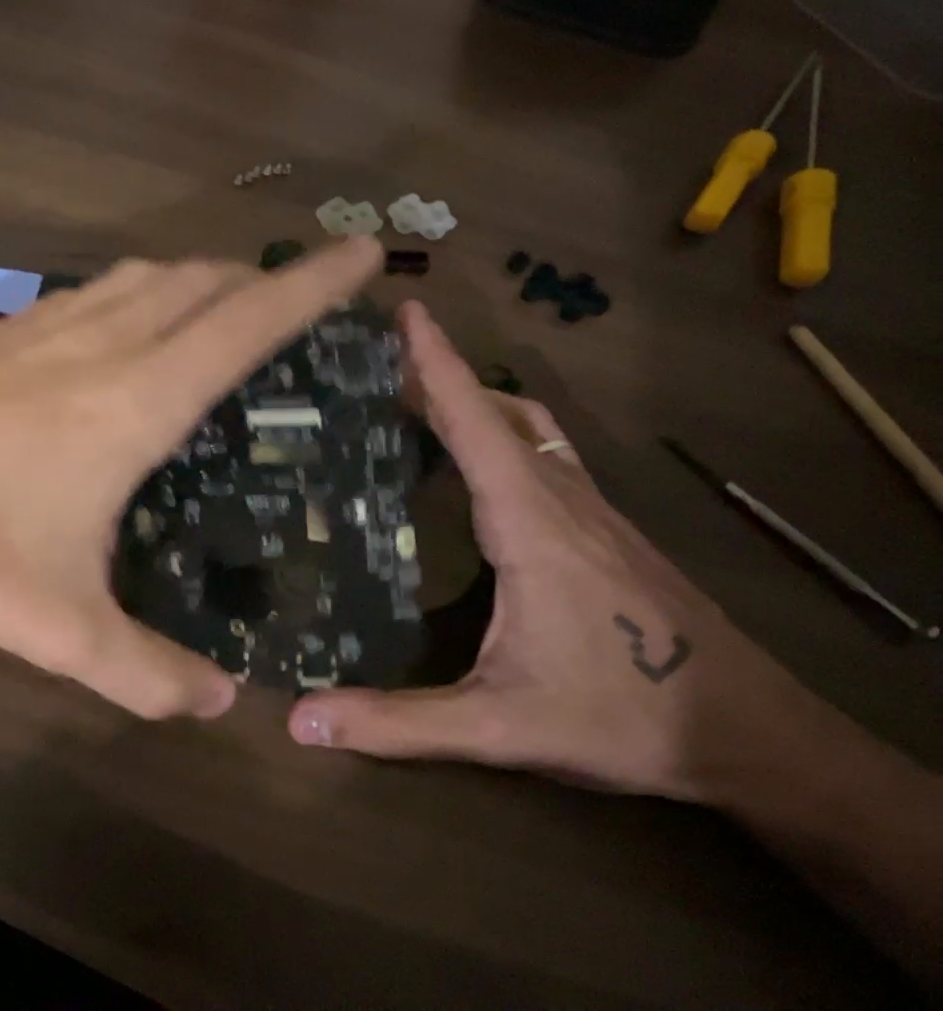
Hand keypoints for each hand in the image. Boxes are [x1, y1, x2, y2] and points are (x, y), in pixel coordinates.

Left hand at [0, 237, 383, 736]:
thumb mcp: (63, 630)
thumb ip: (147, 674)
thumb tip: (217, 707)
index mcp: (136, 400)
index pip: (247, 320)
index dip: (313, 283)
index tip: (361, 250)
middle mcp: (96, 344)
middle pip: (197, 282)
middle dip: (256, 277)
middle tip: (289, 294)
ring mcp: (33, 330)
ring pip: (134, 279)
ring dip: (188, 279)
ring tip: (212, 300)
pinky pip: (79, 296)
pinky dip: (122, 295)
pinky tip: (105, 329)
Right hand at [289, 302, 824, 802]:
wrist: (752, 737)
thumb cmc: (624, 717)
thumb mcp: (498, 727)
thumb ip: (397, 723)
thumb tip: (296, 722)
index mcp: (532, 525)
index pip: (475, 424)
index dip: (435, 365)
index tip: (402, 312)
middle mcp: (564, 502)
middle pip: (499, 413)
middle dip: (439, 377)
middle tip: (372, 368)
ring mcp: (593, 515)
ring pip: (529, 432)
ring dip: (472, 404)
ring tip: (410, 408)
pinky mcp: (606, 534)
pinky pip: (545, 458)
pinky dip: (500, 436)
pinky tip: (474, 473)